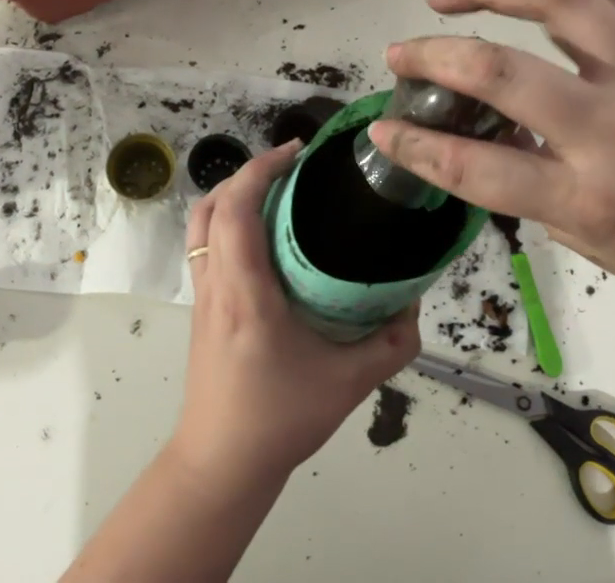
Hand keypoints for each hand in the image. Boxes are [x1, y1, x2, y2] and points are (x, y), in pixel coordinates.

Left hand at [173, 142, 419, 487]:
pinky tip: (265, 237)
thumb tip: (413, 303)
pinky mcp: (201, 309)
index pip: (236, 210)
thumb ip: (391, 343)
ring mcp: (202, 296)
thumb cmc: (279, 418)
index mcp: (245, 292)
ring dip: (233, 195)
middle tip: (294, 166)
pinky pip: (206, 246)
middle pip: (212, 206)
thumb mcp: (350, 384)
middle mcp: (215, 284)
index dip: (261, 170)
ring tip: (277, 192)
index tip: (298, 153)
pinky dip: (227, 222)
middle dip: (249, 173)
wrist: (221, 462)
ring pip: (201, 225)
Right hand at [368, 0, 614, 333]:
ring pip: (559, 5)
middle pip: (502, 73)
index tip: (380, 131)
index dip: (414, 147)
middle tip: (397, 54)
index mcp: (592, 199)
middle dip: (434, 57)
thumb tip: (481, 139)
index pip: (476, 167)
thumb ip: (533, 190)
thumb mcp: (597, 246)